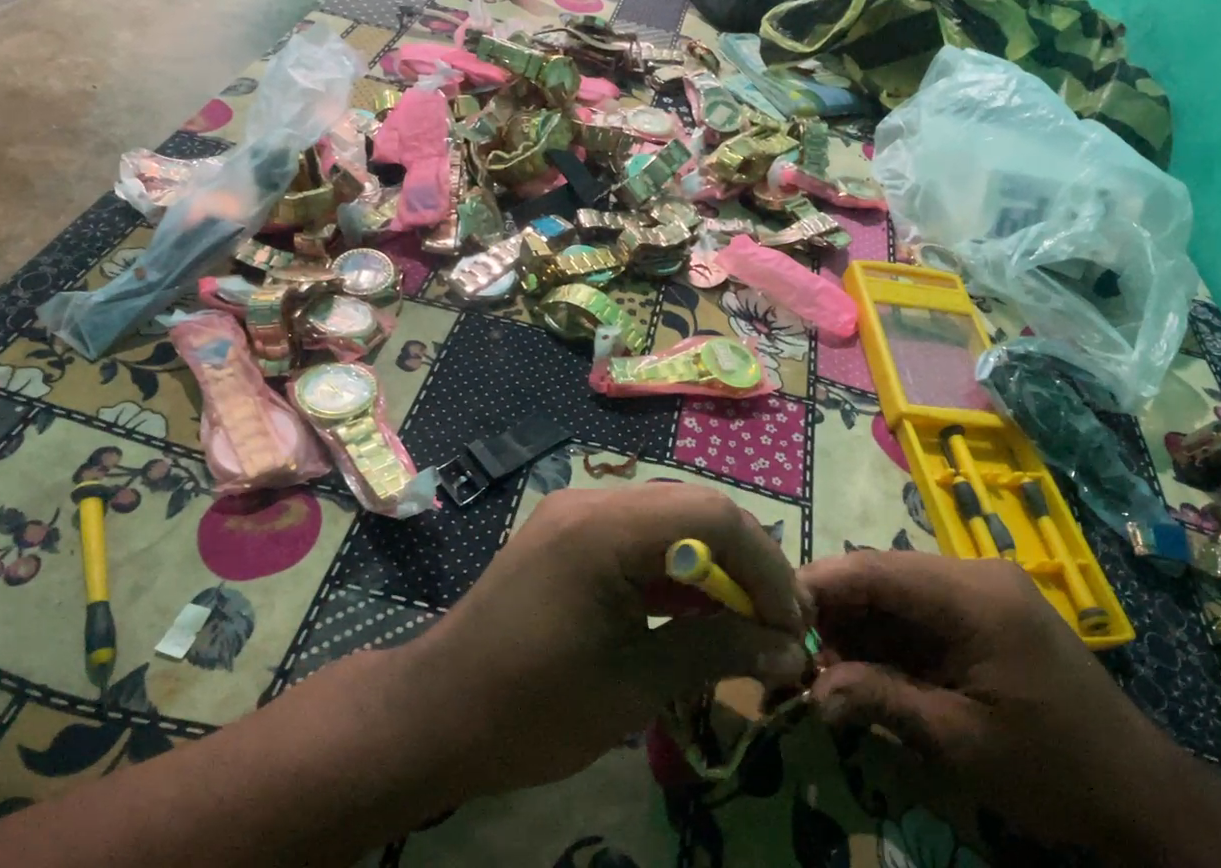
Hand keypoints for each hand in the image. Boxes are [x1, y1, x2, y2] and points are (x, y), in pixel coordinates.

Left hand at [400, 485, 808, 795]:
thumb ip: (715, 652)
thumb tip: (788, 648)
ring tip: (748, 625)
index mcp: (603, 529)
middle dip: (746, 565)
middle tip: (778, 626)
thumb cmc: (530, 708)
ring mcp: (573, 517)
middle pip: (694, 510)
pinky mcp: (565, 540)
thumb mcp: (633, 686)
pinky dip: (675, 574)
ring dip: (713, 569)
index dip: (765, 566)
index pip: (712, 516)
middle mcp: (590, 504)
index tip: (789, 625)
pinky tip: (696, 616)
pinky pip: (638, 540)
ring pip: (669, 523)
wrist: (431, 717)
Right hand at [801, 552, 1220, 864]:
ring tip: (814, 678)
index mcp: (973, 595)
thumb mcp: (959, 740)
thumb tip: (807, 691)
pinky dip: (881, 644)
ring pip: (889, 597)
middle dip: (828, 618)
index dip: (813, 586)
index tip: (763, 616)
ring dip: (850, 634)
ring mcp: (979, 595)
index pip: (872, 569)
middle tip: (786, 663)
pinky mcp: (980, 618)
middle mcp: (973, 577)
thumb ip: (880, 701)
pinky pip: (913, 617)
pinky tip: (857, 676)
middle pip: (877, 579)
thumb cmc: (1053, 767)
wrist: (1141, 795)